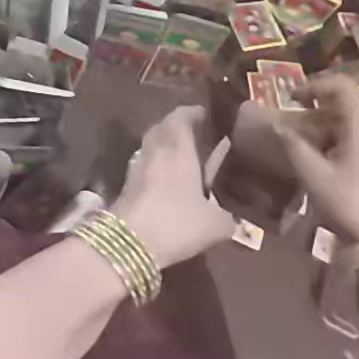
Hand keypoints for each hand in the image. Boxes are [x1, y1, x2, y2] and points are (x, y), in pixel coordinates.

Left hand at [112, 106, 234, 268]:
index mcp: (177, 148)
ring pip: (150, 149)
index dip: (193, 112)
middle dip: (176, 128)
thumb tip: (235, 222)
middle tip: (193, 136)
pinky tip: (164, 185)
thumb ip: (228, 219)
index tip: (204, 114)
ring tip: (180, 160)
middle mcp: (154, 151)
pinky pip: (142, 170)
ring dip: (163, 149)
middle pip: (162, 128)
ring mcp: (135, 170)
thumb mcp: (214, 225)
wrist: (127, 245)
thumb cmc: (176, 223)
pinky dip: (154, 170)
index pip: (182, 116)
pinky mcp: (124, 189)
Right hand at [269, 74, 358, 241]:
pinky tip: (317, 159)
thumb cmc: (344, 202)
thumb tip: (277, 126)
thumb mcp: (313, 175)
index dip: (315, 85)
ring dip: (321, 126)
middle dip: (314, 110)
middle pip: (343, 104)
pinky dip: (331, 139)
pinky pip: (351, 137)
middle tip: (291, 128)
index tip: (292, 98)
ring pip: (346, 122)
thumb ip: (294, 146)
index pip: (342, 87)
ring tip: (300, 146)